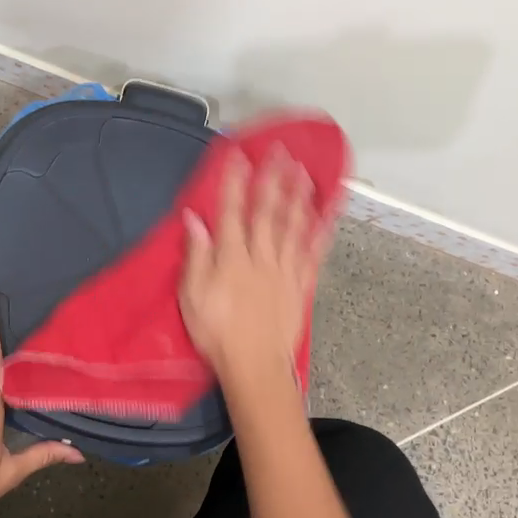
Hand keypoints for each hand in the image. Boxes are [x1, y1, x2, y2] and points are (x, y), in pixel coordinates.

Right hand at [180, 145, 330, 388]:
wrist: (254, 365)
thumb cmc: (216, 331)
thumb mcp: (192, 295)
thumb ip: (196, 254)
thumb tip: (194, 218)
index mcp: (231, 257)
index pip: (231, 211)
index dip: (235, 181)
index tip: (239, 156)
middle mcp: (260, 256)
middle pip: (267, 211)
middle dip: (273, 179)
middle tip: (281, 153)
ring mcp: (284, 269)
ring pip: (293, 226)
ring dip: (298, 197)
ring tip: (303, 173)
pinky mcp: (300, 285)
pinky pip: (312, 253)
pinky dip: (320, 232)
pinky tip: (325, 215)